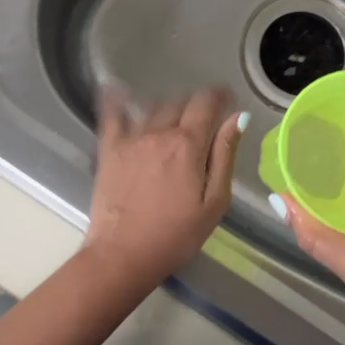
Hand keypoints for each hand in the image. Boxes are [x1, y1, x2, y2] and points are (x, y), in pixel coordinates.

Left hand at [82, 87, 244, 285]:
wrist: (123, 255)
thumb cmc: (176, 236)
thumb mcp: (214, 202)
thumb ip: (224, 156)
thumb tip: (236, 119)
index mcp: (189, 145)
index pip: (206, 104)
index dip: (219, 96)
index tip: (227, 99)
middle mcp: (159, 133)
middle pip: (179, 103)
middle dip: (194, 106)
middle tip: (202, 119)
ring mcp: (130, 139)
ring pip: (151, 107)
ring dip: (166, 107)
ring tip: (172, 118)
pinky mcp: (108, 150)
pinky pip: (112, 115)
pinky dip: (117, 100)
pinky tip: (116, 90)